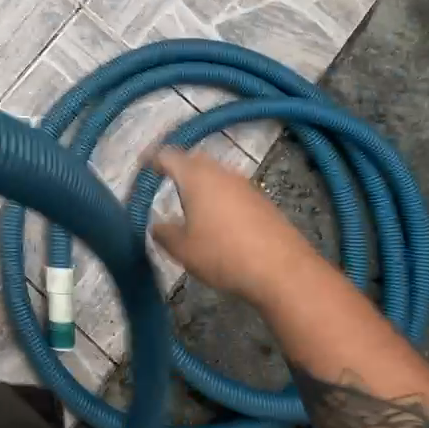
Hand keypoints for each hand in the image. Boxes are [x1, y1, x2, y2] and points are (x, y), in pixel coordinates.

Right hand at [149, 147, 299, 296]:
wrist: (284, 271)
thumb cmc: (224, 255)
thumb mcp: (184, 250)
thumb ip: (165, 234)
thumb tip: (157, 226)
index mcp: (195, 177)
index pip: (168, 156)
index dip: (153, 159)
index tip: (144, 164)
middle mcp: (220, 173)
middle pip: (195, 160)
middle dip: (180, 166)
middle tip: (167, 179)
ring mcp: (245, 185)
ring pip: (217, 174)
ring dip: (203, 182)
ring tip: (193, 201)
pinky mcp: (263, 201)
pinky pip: (233, 190)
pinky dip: (221, 196)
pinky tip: (221, 219)